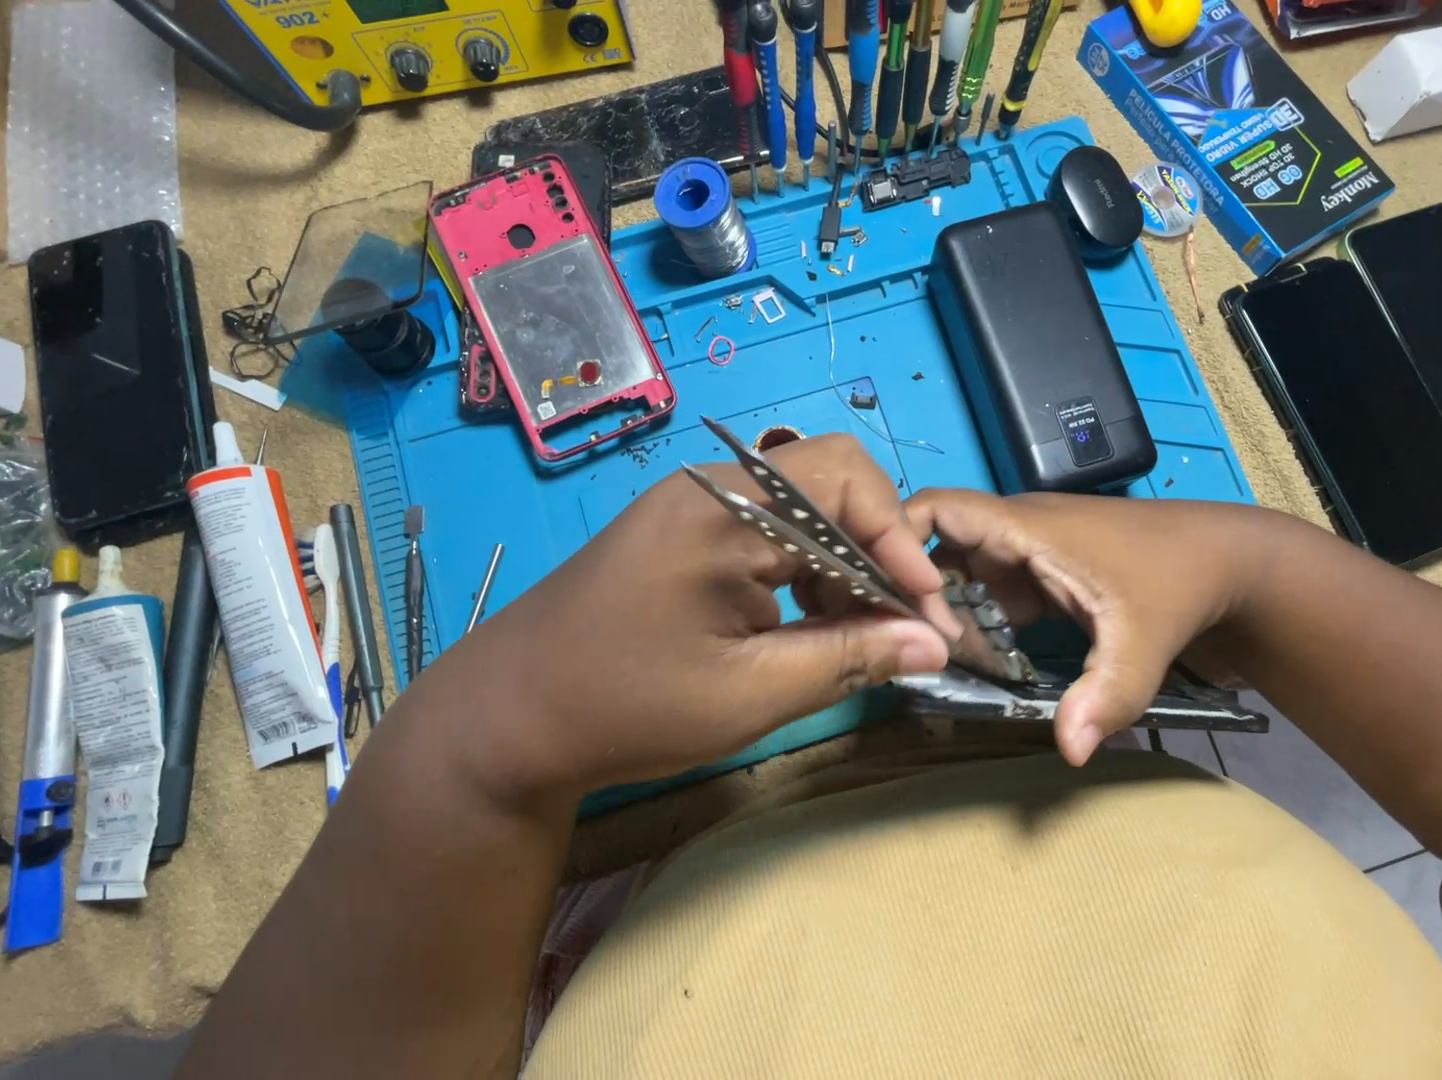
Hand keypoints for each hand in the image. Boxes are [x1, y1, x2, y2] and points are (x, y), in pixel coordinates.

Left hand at [422, 435, 954, 801]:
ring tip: (851, 635)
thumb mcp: (749, 694)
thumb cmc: (626, 708)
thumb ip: (849, 658)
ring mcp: (692, 506)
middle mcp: (711, 489)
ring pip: (802, 508)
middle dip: (875, 552)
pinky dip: (802, 569)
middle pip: (829, 484)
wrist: (508, 718)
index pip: (846, 479)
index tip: (924, 612)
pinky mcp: (682, 530)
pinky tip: (803, 622)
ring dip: (842, 564)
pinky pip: (766, 528)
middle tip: (894, 627)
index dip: (898, 539)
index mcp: (724, 512)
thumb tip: (933, 643)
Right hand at [902, 490, 1276, 765]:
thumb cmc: (1180, 580)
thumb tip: (1069, 751)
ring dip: (952, 619)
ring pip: (962, 580)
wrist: (1229, 562)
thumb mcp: (1142, 638)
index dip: (899, 542)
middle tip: (918, 651)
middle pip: (939, 552)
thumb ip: (1107, 693)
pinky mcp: (1039, 576)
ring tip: (949, 666)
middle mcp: (1014, 533)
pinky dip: (980, 626)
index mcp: (1025, 527)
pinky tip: (983, 664)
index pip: (936, 509)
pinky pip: (989, 597)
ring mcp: (1026, 554)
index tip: (894, 600)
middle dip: (922, 598)